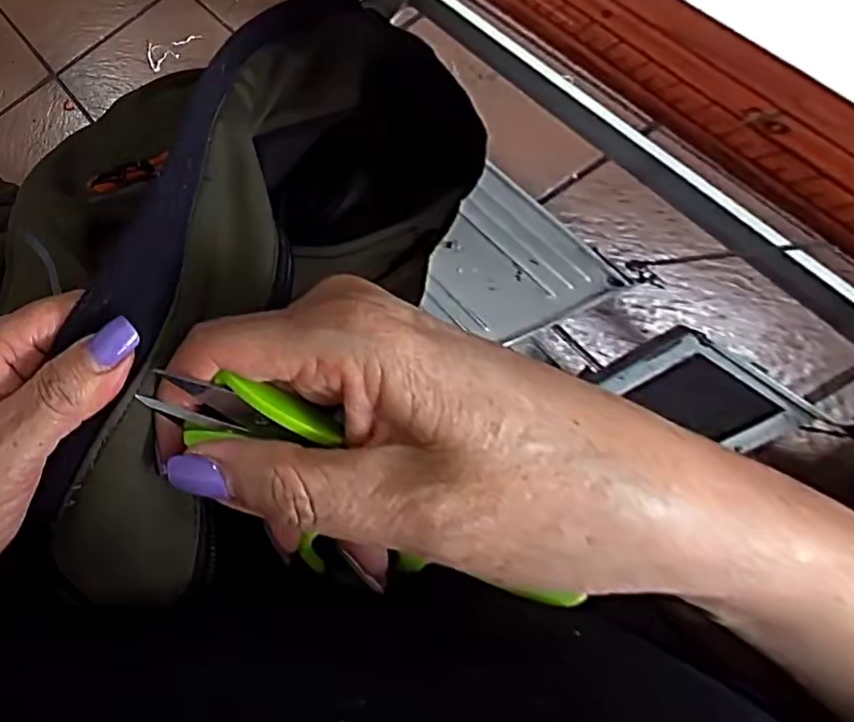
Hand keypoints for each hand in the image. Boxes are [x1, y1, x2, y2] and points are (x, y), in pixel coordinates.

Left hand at [0, 294, 137, 673]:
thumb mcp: (9, 447)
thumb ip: (63, 393)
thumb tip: (119, 340)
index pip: (68, 308)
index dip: (111, 321)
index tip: (154, 346)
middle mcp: (4, 356)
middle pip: (75, 332)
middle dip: (114, 352)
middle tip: (153, 385)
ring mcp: (14, 386)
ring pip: (76, 363)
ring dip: (107, 380)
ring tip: (142, 402)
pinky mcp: (23, 413)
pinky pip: (69, 392)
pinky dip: (93, 402)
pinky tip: (113, 418)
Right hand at [158, 274, 814, 599]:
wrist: (671, 499)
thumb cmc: (554, 494)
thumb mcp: (401, 505)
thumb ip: (281, 483)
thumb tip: (191, 467)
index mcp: (346, 329)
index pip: (214, 348)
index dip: (182, 409)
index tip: (183, 474)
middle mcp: (348, 312)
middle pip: (249, 378)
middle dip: (261, 461)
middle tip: (299, 535)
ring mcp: (372, 331)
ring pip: (286, 400)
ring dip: (303, 474)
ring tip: (361, 542)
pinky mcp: (391, 356)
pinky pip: (324, 401)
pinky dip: (333, 460)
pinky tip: (377, 514)